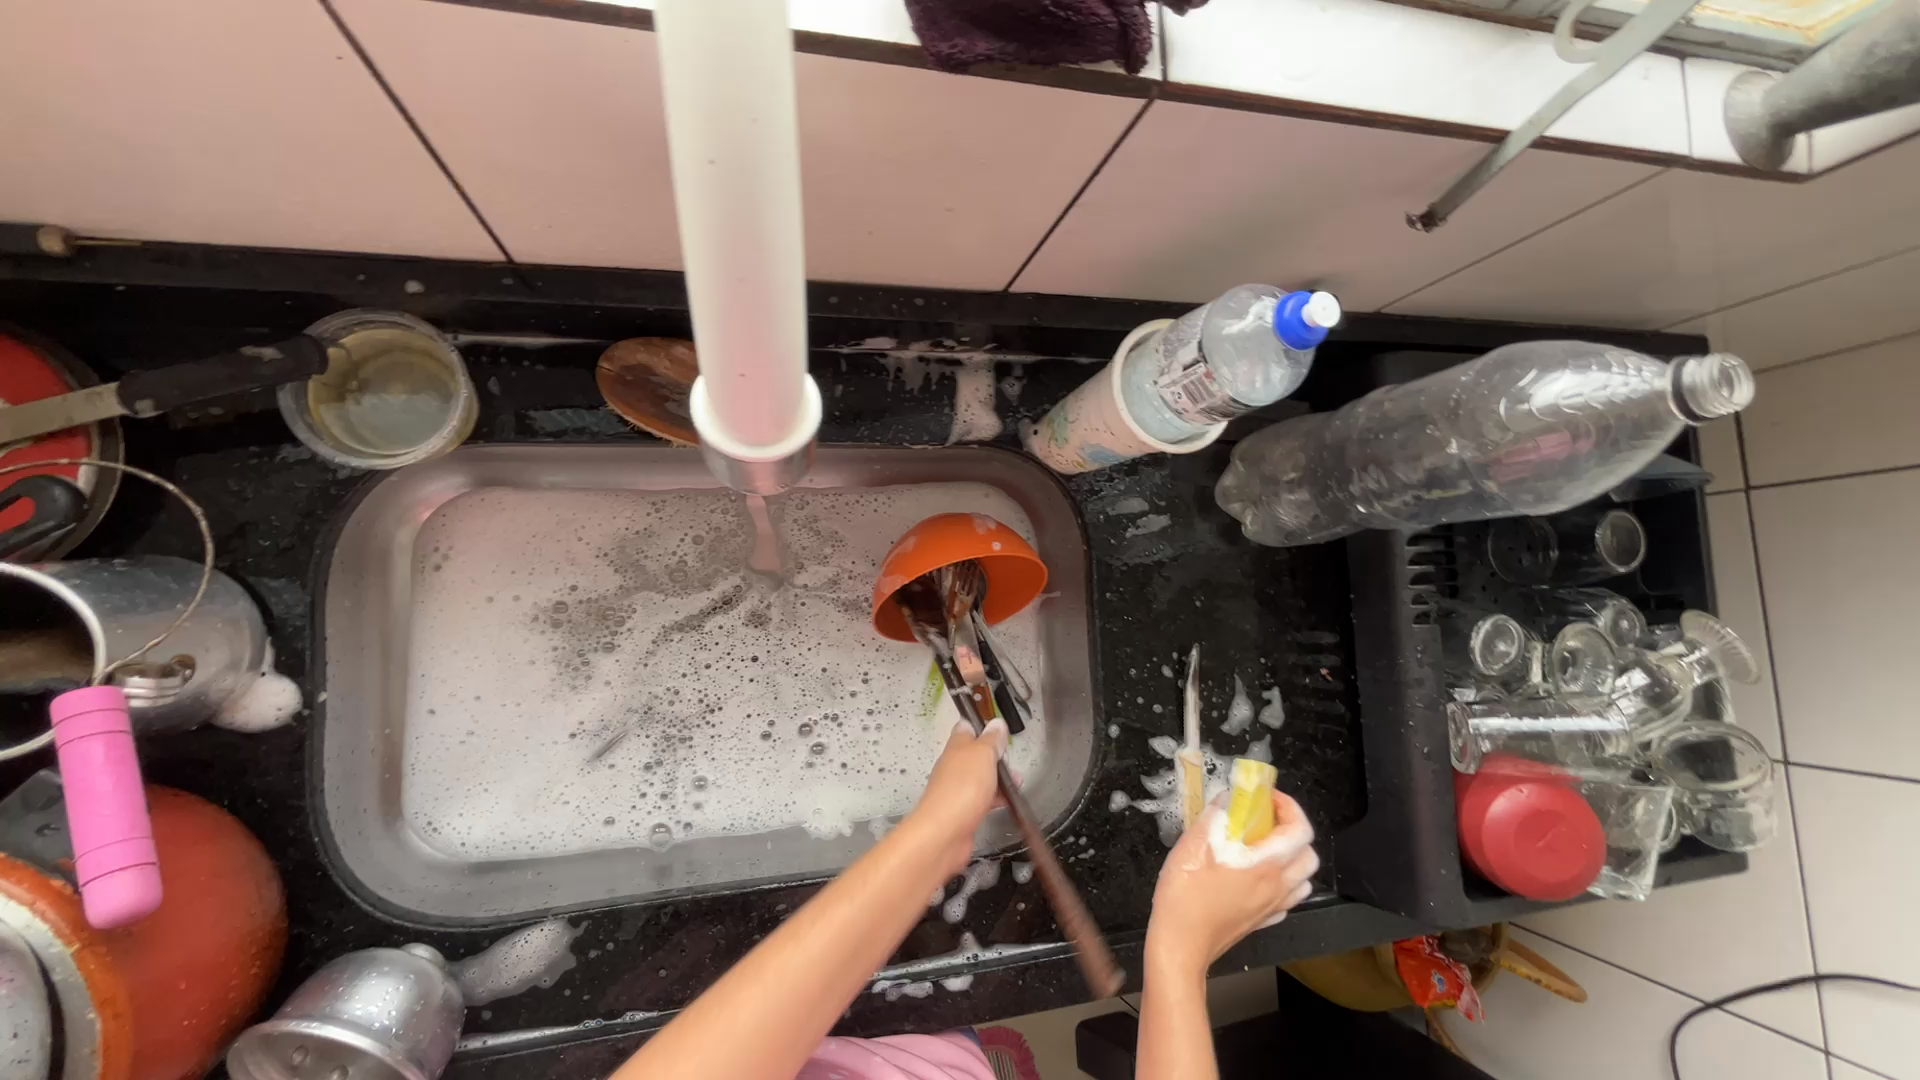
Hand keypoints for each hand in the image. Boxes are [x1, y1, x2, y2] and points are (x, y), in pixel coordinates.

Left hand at [907, 718, 1008, 876]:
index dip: (982, 725)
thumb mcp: (983, 754)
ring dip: (999, 778)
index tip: (999, 729)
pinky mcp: (963, 811)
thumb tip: (996, 723)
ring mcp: (957, 789)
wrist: (945, 833)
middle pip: (976, 754)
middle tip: (1010, 760)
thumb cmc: (964, 788)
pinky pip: (982, 799)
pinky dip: (996, 798)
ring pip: (981, 777)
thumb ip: (991, 739)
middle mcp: (954, 765)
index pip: (966, 727)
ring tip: (1017, 781)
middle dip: (996, 756)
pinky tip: (1008, 802)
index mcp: (956, 746)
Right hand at [1145, 791, 1318, 978]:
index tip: (1267, 798)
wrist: (1181, 944)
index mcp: (1264, 865)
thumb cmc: (1185, 894)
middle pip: (1308, 854)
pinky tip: (1255, 874)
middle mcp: (1277, 886)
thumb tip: (1228, 798)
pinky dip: (1281, 880)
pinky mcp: (1263, 920)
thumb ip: (1215, 817)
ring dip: (1290, 856)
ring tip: (1261, 845)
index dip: (1289, 807)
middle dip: (1292, 830)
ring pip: (1302, 877)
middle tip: (1263, 820)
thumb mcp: (1193, 845)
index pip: (1300, 830)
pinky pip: (1288, 896)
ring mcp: (1272, 906)